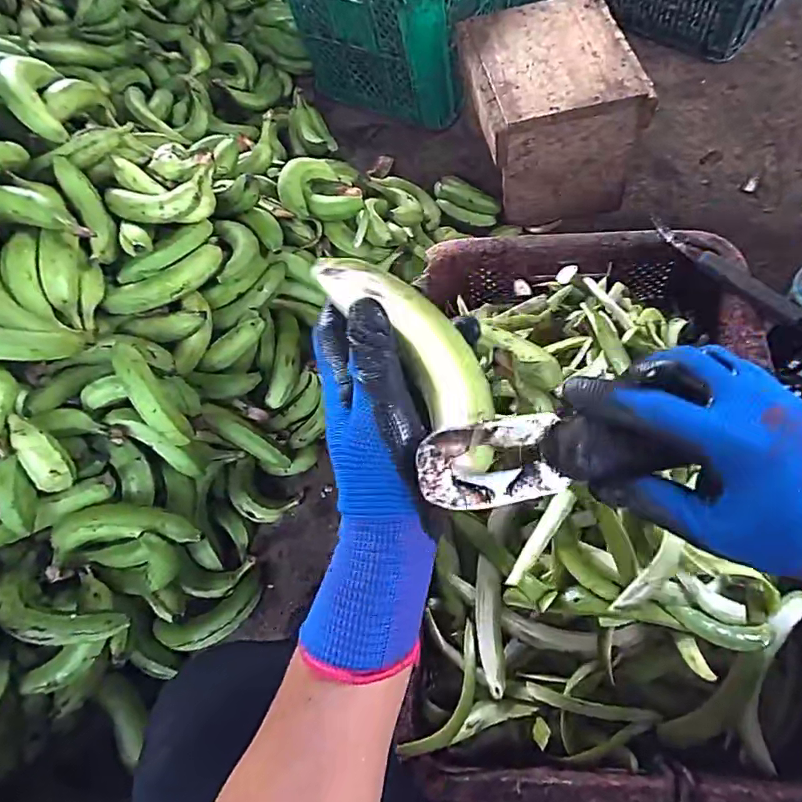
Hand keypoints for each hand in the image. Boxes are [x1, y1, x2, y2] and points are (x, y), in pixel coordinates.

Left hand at [298, 299, 436, 681]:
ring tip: (448, 313)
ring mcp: (391, 407)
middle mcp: (364, 392)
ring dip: (423, 335)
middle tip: (417, 290)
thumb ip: (372, 359)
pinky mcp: (416, 421)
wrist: (401, 527)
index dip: (343, 300)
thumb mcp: (376, 409)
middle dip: (392, 312)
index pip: (333, 331)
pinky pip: (428, 381)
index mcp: (344, 387)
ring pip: (404, 358)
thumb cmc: (384, 470)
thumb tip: (366, 304)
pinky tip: (468, 347)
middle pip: (371, 339)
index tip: (361, 274)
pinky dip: (446, 362)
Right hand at [560, 345, 801, 653]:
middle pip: (683, 362)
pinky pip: (735, 365)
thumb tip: (606, 485)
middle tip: (618, 387)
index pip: (653, 406)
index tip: (575, 390)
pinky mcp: (785, 392)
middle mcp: (752, 403)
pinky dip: (706, 370)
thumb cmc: (776, 537)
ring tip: (651, 385)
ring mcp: (773, 392)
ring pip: (712, 356)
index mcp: (731, 439)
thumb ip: (655, 501)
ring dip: (675, 364)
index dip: (607, 398)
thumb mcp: (709, 528)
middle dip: (643, 369)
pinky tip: (693, 393)